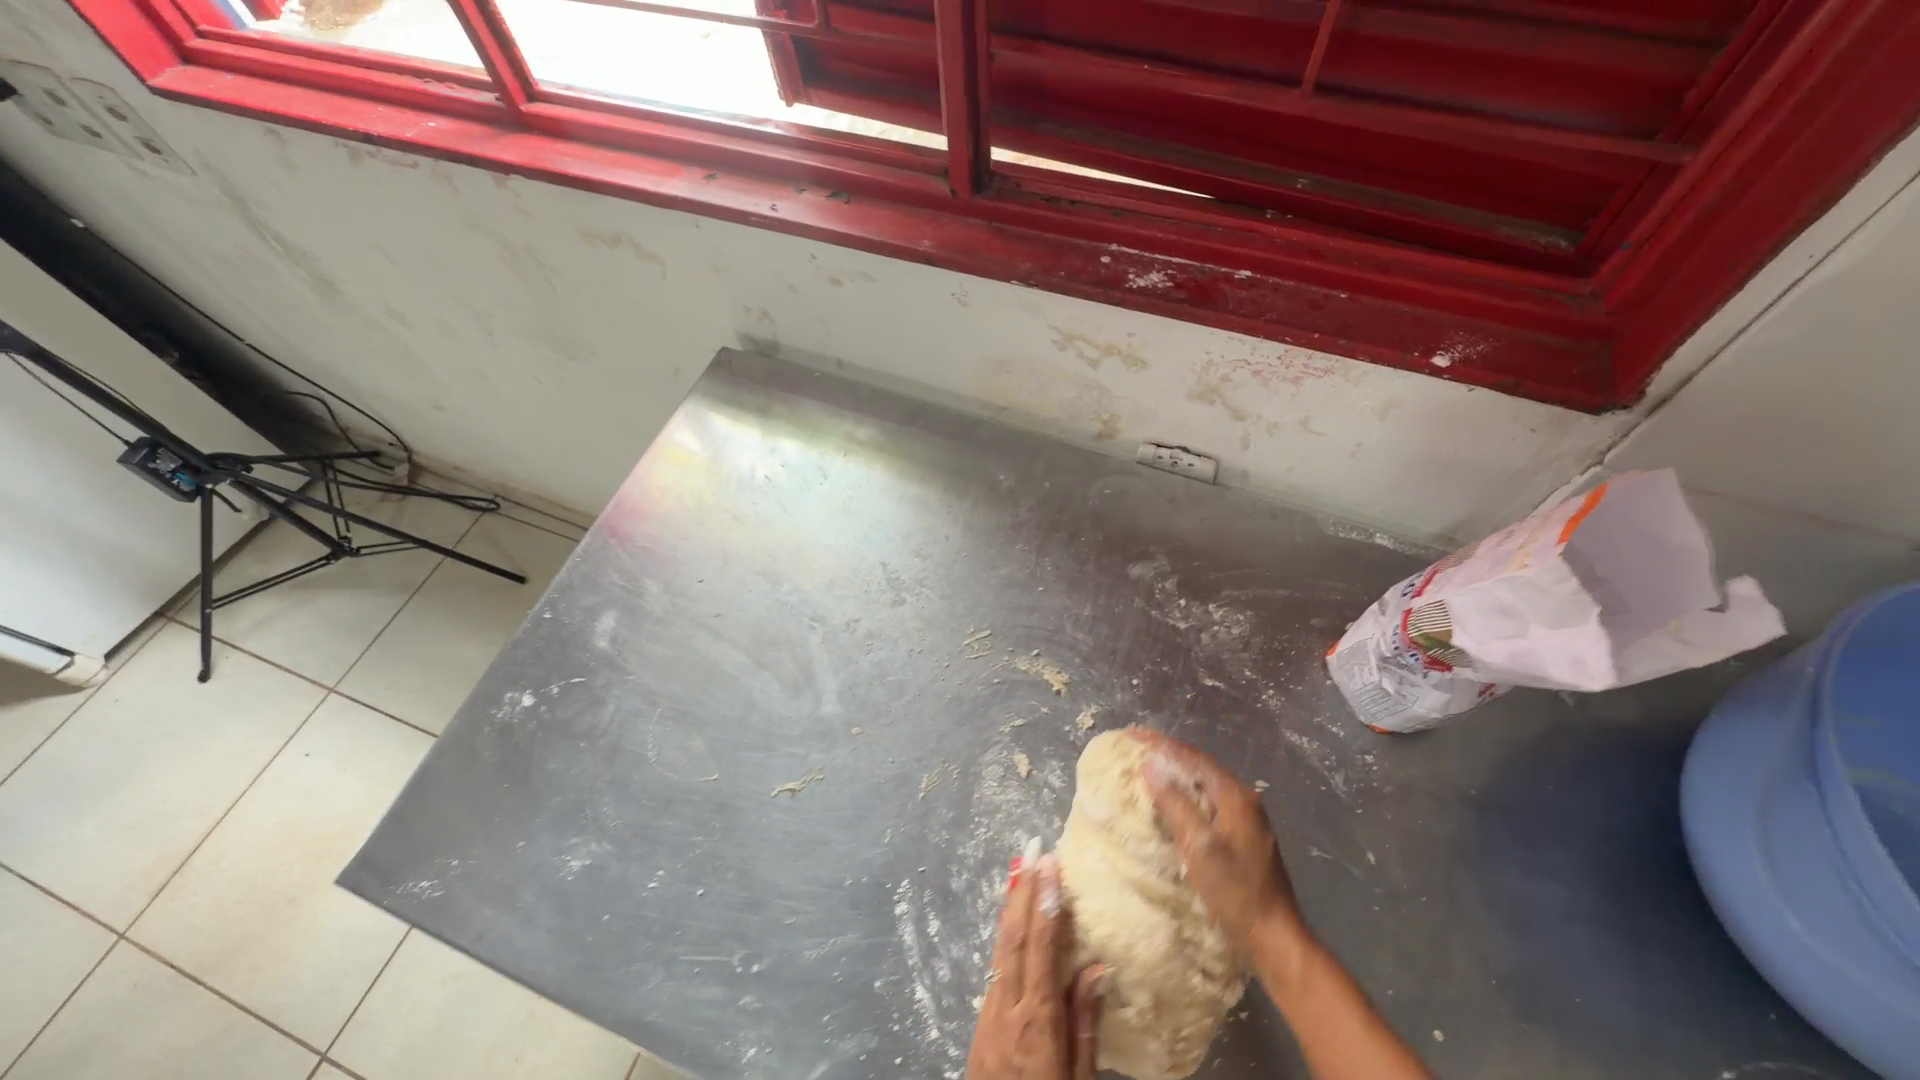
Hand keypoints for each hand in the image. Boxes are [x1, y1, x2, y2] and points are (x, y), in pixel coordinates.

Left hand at [966, 852, 1108, 1079]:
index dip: (1046, 905)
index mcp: (1038, 1021)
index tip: (1050, 867)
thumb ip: (1084, 1021)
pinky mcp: (980, 1023)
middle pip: (1014, 938)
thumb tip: (1097, 966)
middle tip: (1032, 849)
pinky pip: (995, 968)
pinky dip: (1004, 937)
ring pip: (1000, 949)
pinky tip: (1012, 921)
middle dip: (1023, 890)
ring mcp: (988, 1013)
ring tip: (1020, 870)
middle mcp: (1008, 1008)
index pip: (1041, 949)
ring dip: (1010, 907)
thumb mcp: (1079, 1077)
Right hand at [1134, 728, 1303, 952]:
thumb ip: (1176, 805)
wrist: (1274, 935)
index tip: (1130, 733)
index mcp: (1236, 796)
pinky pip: (1208, 803)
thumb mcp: (1200, 848)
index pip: (1193, 758)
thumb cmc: (1236, 892)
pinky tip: (1170, 803)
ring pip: (1204, 785)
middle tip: (1134, 747)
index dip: (1161, 744)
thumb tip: (1151, 766)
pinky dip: (1185, 795)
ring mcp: (1245, 819)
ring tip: (1146, 769)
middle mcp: (1244, 800)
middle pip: (1200, 767)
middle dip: (1167, 755)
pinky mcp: (1242, 836)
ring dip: (1176, 775)